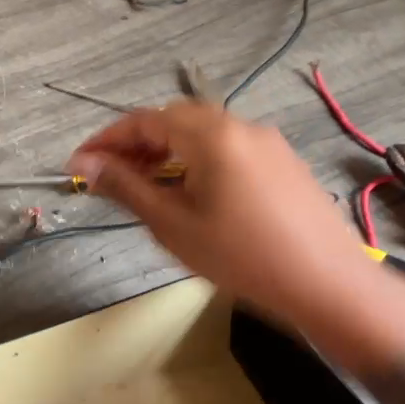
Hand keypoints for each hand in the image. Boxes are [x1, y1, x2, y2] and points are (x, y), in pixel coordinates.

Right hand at [65, 102, 380, 331]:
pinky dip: (194, 158)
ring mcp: (266, 143)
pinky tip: (186, 191)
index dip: (104, 140)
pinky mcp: (282, 162)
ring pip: (200, 133)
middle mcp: (240, 126)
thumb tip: (84, 165)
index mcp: (210, 135)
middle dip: (133, 143)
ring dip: (163, 150)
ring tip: (141, 185)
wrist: (327, 284)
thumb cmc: (239, 255)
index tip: (77, 165)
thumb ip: (124, 186)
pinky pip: (226, 147)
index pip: (143, 120)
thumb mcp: (170, 222)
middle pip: (172, 120)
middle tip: (106, 175)